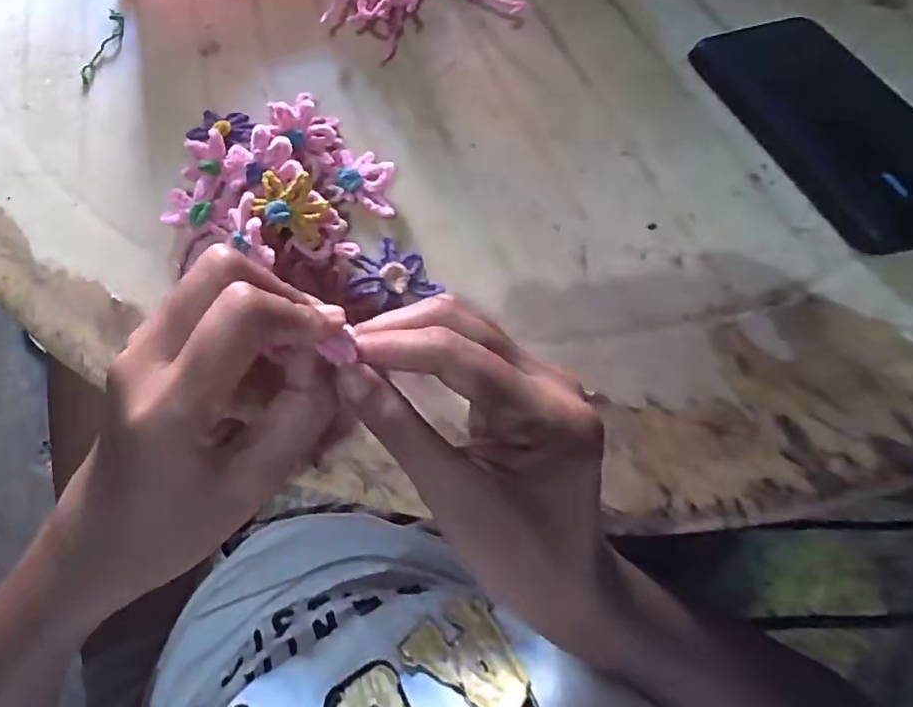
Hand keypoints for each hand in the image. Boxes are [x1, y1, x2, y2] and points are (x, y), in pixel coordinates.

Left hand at [53, 245, 344, 618]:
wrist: (96, 536)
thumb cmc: (172, 532)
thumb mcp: (250, 490)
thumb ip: (298, 417)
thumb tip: (326, 354)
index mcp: (169, 401)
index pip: (239, 310)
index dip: (296, 312)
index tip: (332, 338)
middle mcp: (145, 353)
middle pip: (219, 266)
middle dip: (277, 288)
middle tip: (309, 332)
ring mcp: (137, 340)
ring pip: (208, 277)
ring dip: (260, 299)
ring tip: (290, 351)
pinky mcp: (141, 339)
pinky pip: (199, 300)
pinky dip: (240, 315)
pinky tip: (258, 363)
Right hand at [335, 296, 616, 656]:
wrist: (570, 588)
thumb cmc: (514, 557)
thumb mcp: (449, 494)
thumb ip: (396, 426)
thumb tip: (344, 370)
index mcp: (547, 411)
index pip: (460, 353)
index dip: (395, 344)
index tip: (342, 349)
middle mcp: (552, 378)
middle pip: (464, 323)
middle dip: (400, 327)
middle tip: (347, 345)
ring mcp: (544, 375)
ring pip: (467, 324)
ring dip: (411, 329)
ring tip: (363, 346)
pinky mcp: (529, 380)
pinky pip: (472, 344)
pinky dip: (427, 343)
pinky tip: (396, 353)